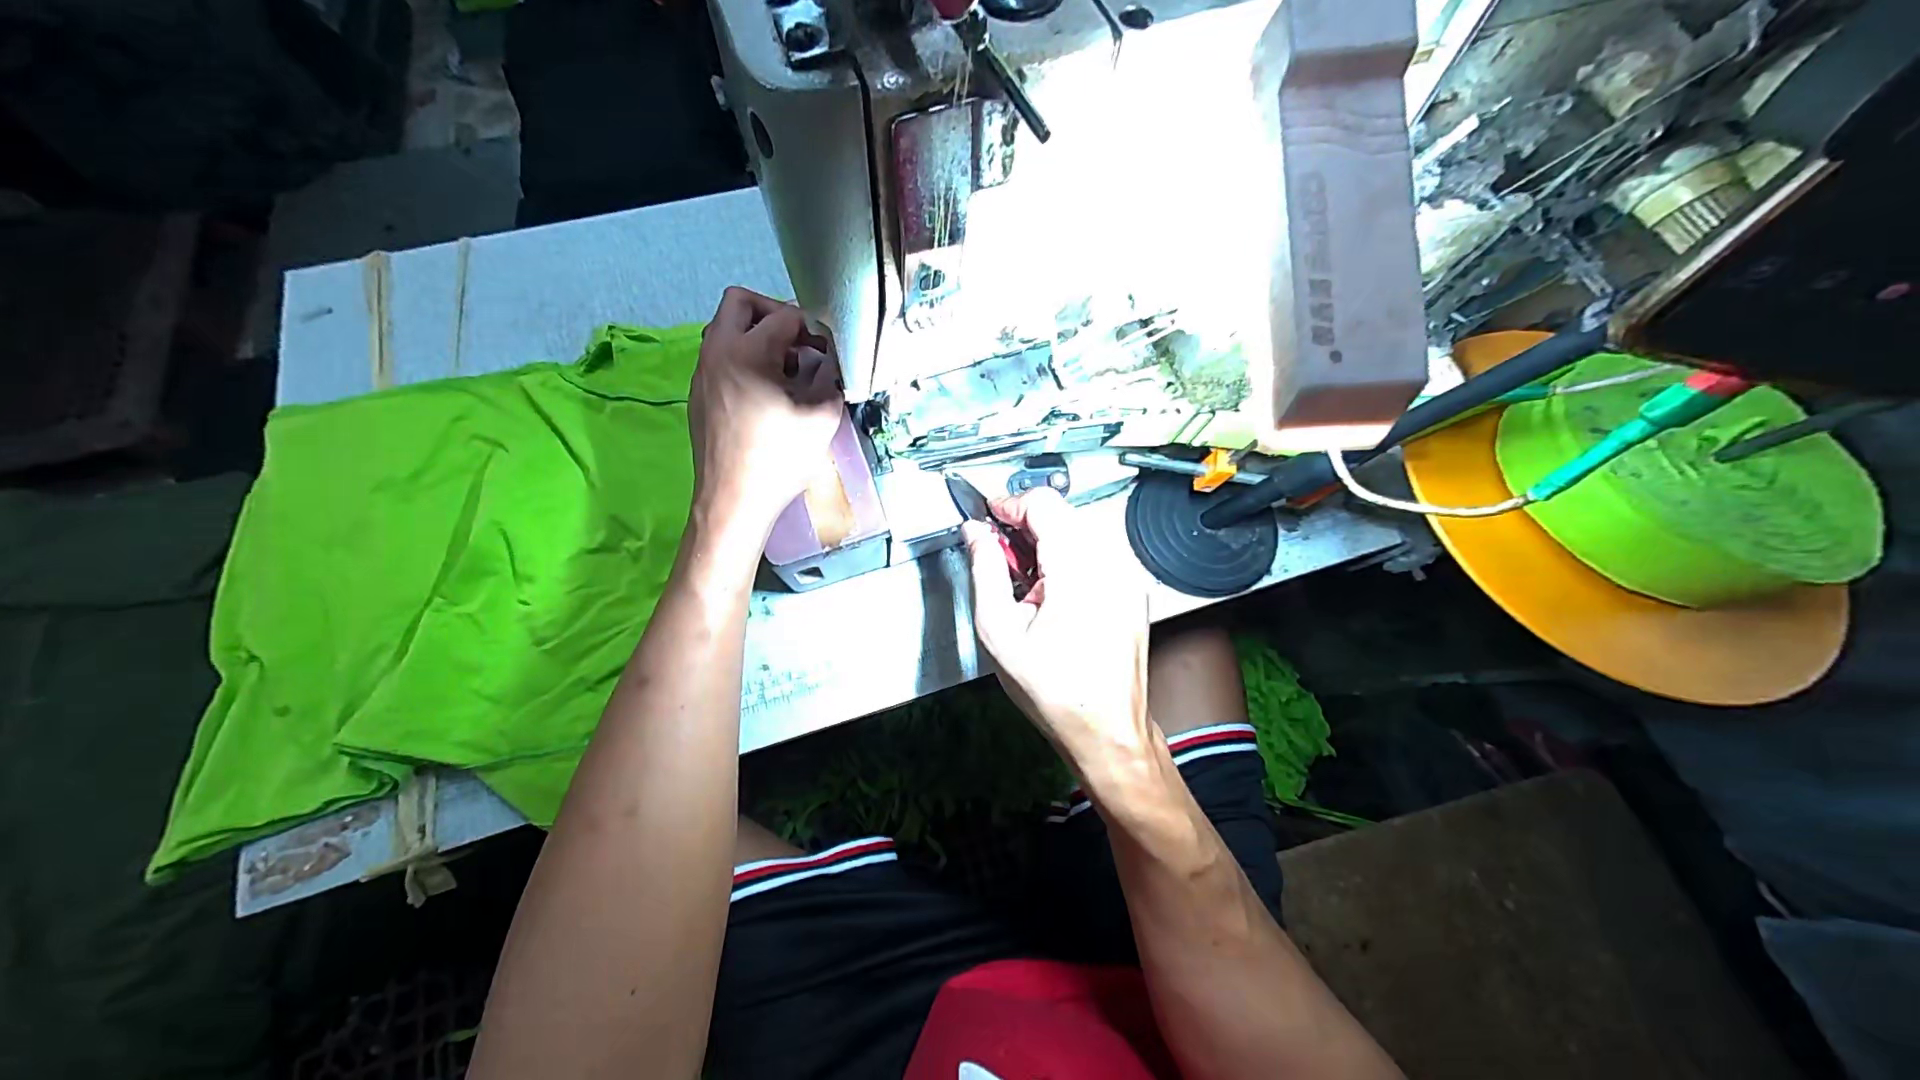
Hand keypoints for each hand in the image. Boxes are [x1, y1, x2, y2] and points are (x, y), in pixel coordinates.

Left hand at [689, 287, 845, 538]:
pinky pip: (719, 357)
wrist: (733, 501)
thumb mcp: (821, 416)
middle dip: (775, 314)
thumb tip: (830, 360)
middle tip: (800, 343)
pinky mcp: (698, 395)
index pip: (785, 316)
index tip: (828, 350)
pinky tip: (765, 393)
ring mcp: (702, 373)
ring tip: (785, 369)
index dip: (813, 327)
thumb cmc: (779, 459)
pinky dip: (743, 359)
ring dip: (756, 336)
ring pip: (725, 329)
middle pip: (740, 303)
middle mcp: (717, 352)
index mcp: (747, 351)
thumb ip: (830, 377)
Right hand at [964, 489, 1152, 774]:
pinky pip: (1095, 553)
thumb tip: (977, 535)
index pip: (1043, 503)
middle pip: (1062, 513)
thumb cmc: (1058, 692)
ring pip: (1078, 530)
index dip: (1009, 504)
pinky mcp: (1131, 589)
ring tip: (1026, 586)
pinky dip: (1069, 561)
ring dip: (1046, 544)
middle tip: (1000, 558)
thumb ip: (985, 570)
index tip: (989, 518)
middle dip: (1025, 527)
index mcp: (1079, 570)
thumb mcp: (1000, 630)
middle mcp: (1111, 565)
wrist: (1106, 727)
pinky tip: (1052, 595)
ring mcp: (1127, 577)